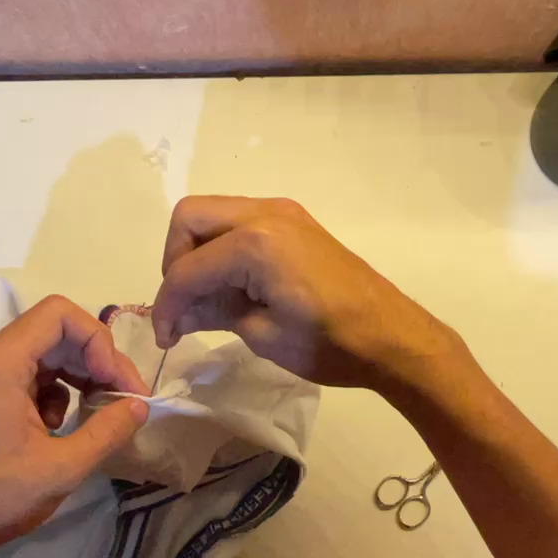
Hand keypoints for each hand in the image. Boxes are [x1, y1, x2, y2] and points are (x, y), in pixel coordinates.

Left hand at [0, 296, 148, 557]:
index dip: (100, 341)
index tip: (117, 383)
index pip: (60, 314)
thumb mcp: (63, 467)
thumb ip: (107, 430)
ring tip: (99, 415)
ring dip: (79, 377)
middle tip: (124, 400)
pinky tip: (62, 429)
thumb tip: (139, 406)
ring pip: (43, 355)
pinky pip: (28, 378)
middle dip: (96, 361)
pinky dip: (56, 394)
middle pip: (54, 332)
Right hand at [151, 196, 458, 391]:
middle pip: (190, 219)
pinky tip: (232, 290)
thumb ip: (215, 315)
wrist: (392, 337)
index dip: (167, 305)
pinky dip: (224, 251)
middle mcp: (265, 213)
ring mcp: (282, 213)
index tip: (165, 338)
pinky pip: (240, 225)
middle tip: (184, 307)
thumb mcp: (263, 336)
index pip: (187, 268)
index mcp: (255, 243)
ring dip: (198, 254)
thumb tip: (178, 316)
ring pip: (213, 216)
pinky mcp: (295, 224)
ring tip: (206, 303)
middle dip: (175, 263)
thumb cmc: (330, 344)